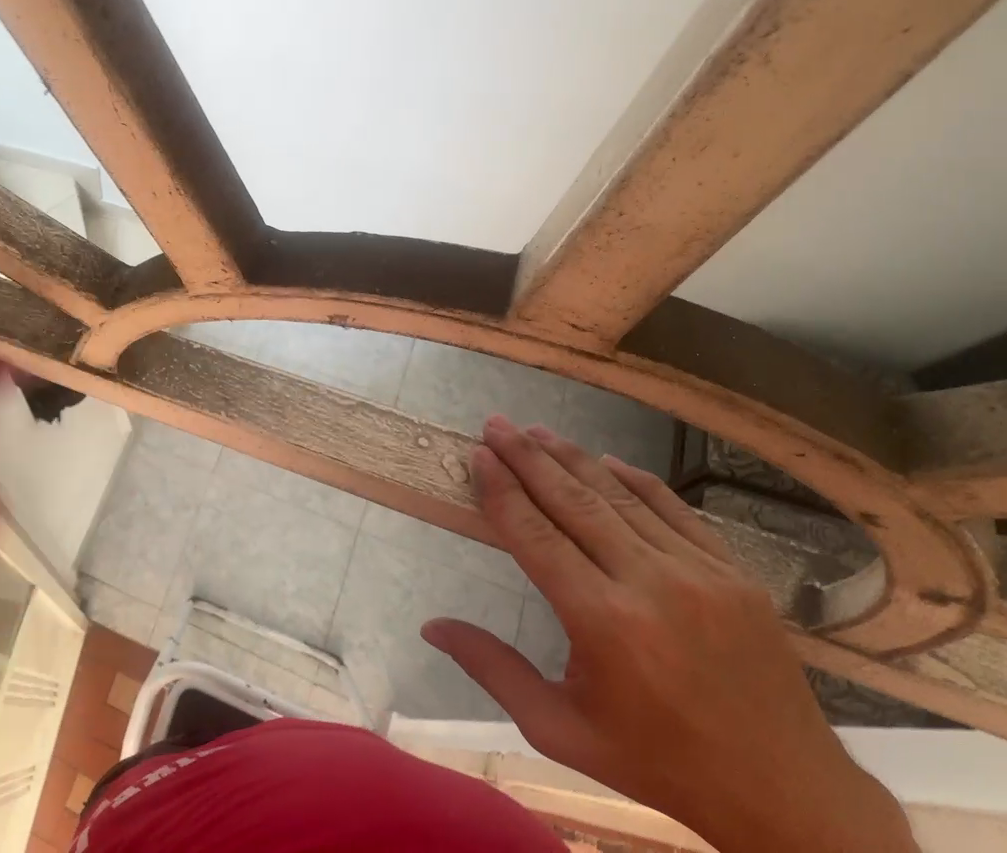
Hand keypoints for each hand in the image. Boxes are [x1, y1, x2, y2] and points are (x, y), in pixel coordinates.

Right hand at [422, 416, 915, 852]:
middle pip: (576, 503)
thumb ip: (492, 669)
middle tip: (496, 424)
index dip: (502, 490)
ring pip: (625, 499)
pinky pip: (678, 514)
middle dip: (530, 458)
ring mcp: (704, 576)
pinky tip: (608, 463)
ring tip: (538, 432)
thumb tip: (431, 626)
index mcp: (604, 622)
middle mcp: (653, 585)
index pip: (537, 536)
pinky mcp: (738, 578)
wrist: (786, 792)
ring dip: (576, 461)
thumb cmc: (656, 761)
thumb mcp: (558, 729)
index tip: (477, 455)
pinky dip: (638, 483)